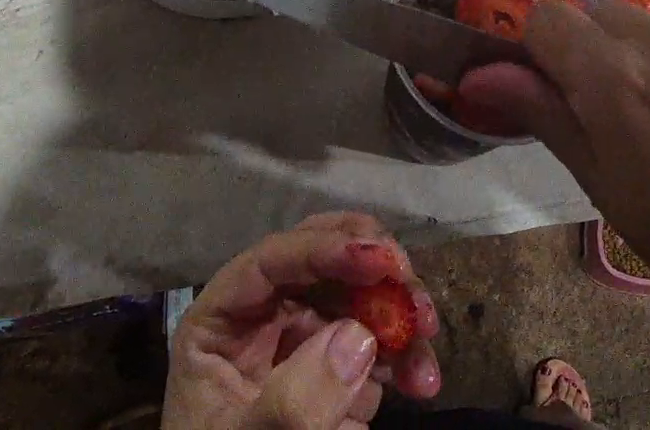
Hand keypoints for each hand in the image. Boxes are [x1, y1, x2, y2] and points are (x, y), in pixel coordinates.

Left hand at [162, 212, 441, 429]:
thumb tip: (359, 336)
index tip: (379, 257)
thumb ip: (292, 400)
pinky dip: (406, 350)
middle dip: (370, 261)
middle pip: (320, 259)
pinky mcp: (339, 372)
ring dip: (398, 306)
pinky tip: (423, 382)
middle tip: (407, 279)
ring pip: (357, 291)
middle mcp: (265, 318)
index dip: (324, 248)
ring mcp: (305, 341)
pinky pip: (378, 340)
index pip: (270, 262)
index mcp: (222, 322)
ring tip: (427, 338)